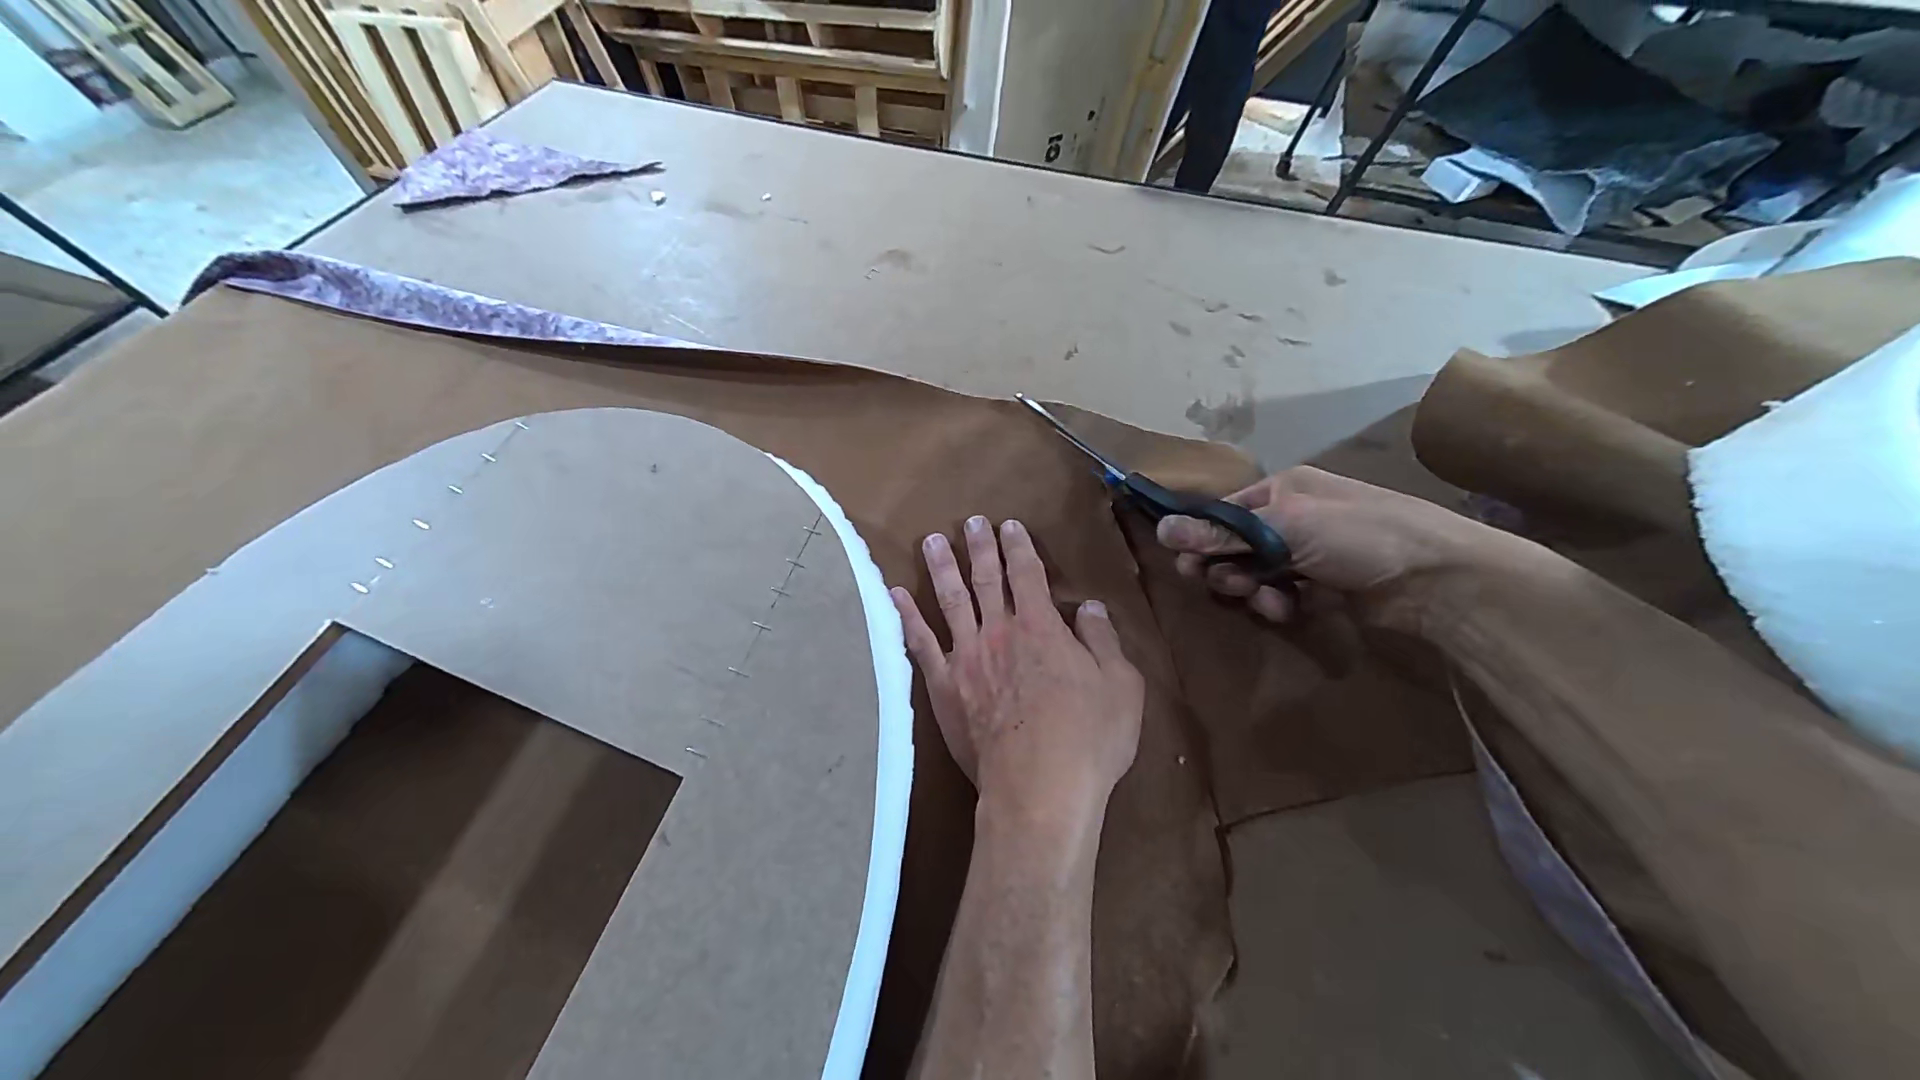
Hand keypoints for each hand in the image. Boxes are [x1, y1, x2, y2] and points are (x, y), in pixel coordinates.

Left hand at [890, 516, 1144, 814]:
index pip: (1029, 574)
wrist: (1039, 788)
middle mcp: (1000, 632)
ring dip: (942, 568)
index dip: (1020, 547)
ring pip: (950, 600)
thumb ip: (1103, 641)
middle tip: (971, 522)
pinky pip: (920, 643)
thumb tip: (1090, 606)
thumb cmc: (1089, 739)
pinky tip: (895, 595)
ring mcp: (967, 658)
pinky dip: (906, 617)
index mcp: (1043, 628)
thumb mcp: (1121, 685)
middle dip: (981, 547)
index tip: (1010, 525)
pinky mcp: (943, 686)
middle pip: (988, 579)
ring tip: (932, 541)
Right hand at [1157, 466, 1533, 626]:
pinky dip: (1276, 603)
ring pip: (1254, 573)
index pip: (1224, 512)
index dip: (1201, 537)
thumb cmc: (1359, 535)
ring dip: (1250, 588)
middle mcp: (1292, 518)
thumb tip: (1162, 529)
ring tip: (1263, 598)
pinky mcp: (1322, 588)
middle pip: (1234, 545)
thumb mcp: (1285, 527)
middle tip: (1225, 584)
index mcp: (1283, 490)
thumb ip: (1222, 532)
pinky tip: (1287, 609)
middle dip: (1225, 566)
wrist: (1437, 580)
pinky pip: (1279, 595)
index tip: (1186, 563)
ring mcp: (1308, 554)